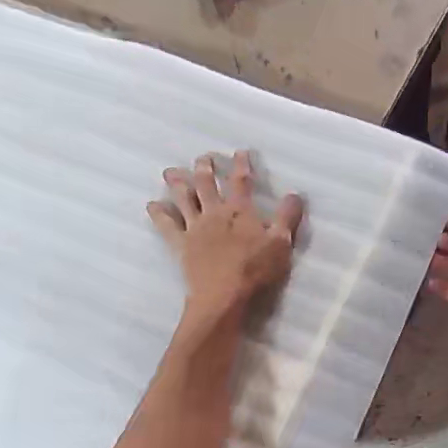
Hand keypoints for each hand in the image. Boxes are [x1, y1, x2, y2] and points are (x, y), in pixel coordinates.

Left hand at [148, 151, 303, 319]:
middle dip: (205, 167)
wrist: (223, 295)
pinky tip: (152, 206)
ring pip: (183, 199)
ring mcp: (194, 228)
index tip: (240, 152)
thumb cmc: (255, 270)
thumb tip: (296, 194)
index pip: (241, 182)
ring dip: (177, 183)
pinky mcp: (180, 245)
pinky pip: (166, 226)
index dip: (242, 165)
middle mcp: (214, 213)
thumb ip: (287, 217)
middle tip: (203, 157)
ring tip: (170, 172)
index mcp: (239, 211)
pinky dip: (158, 214)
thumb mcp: (281, 244)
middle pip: (206, 184)